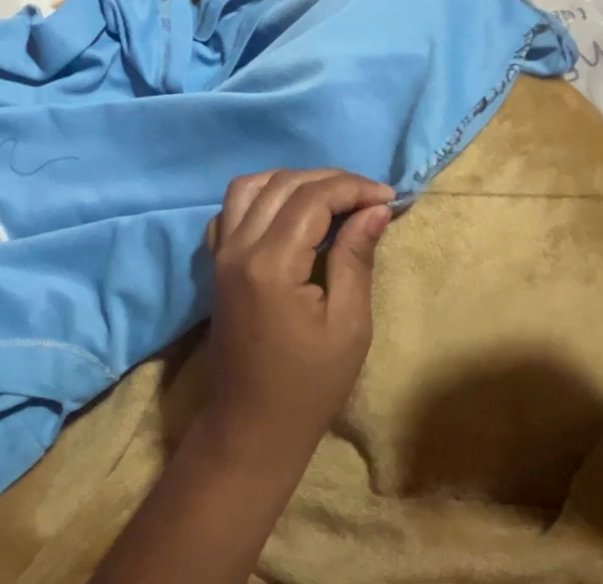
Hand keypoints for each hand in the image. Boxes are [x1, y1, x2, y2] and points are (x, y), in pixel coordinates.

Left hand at [201, 169, 393, 463]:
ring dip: (292, 180)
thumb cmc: (309, 384)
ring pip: (249, 186)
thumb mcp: (348, 325)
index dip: (353, 188)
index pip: (311, 198)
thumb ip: (355, 258)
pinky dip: (259, 196)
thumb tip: (375, 208)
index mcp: (271, 263)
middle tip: (368, 195)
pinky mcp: (215, 262)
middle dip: (329, 180)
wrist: (251, 423)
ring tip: (331, 196)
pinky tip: (288, 212)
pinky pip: (229, 210)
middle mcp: (238, 247)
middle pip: (282, 184)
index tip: (388, 197)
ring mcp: (220, 252)